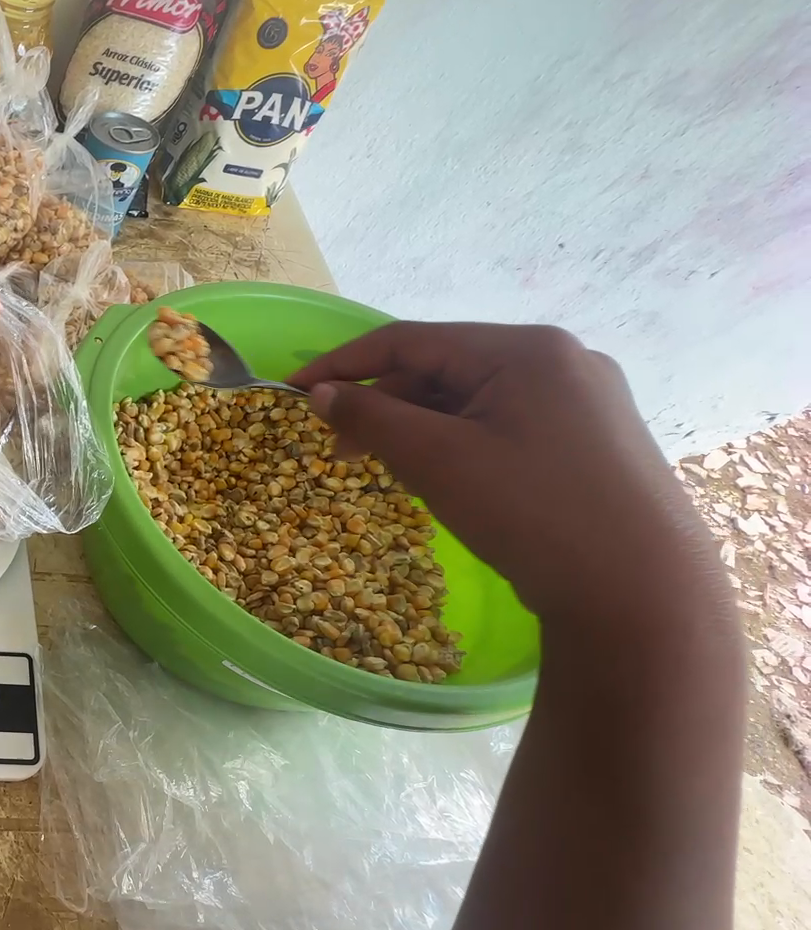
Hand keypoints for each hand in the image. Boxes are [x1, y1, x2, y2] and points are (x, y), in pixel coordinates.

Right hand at [290, 322, 724, 622]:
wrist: (638, 588)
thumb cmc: (527, 509)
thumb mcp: (432, 458)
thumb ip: (368, 416)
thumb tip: (321, 393)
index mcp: (524, 350)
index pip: (409, 341)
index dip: (341, 364)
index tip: (293, 393)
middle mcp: (559, 360)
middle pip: (439, 368)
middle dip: (381, 404)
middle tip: (340, 452)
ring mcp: (581, 399)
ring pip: (467, 398)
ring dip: (414, 426)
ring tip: (387, 469)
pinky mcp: (588, 437)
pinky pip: (497, 421)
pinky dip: (452, 441)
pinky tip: (439, 476)